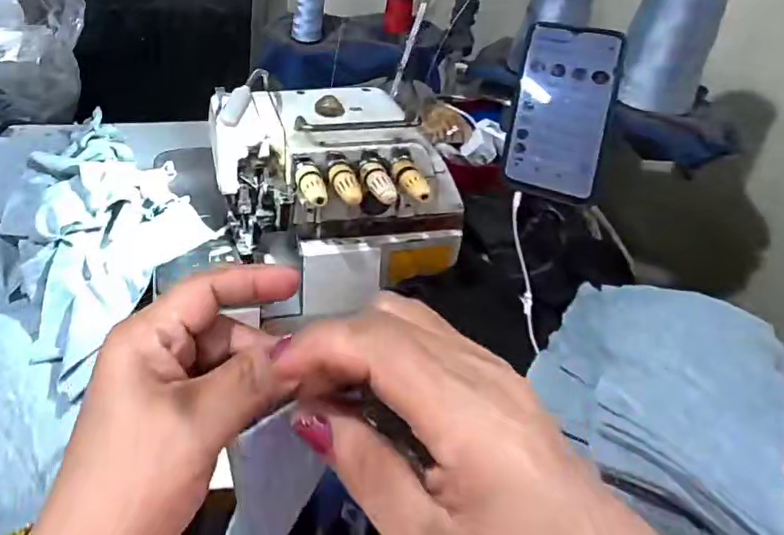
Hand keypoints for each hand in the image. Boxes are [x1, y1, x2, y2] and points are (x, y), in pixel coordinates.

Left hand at [33, 265, 300, 534]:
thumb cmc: (136, 469)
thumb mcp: (194, 421)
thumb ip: (247, 381)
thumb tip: (299, 350)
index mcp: (144, 333)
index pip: (202, 289)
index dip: (249, 280)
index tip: (295, 280)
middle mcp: (151, 348)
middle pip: (217, 328)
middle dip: (263, 343)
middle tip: (316, 368)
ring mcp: (160, 384)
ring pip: (220, 362)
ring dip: (259, 372)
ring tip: (307, 389)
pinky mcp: (171, 416)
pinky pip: (215, 391)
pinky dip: (246, 396)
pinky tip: (277, 407)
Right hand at [273, 293, 651, 534]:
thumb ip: (364, 467)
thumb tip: (309, 410)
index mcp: (473, 414)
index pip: (372, 339)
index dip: (312, 344)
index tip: (272, 371)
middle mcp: (489, 377)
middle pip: (387, 316)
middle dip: (331, 338)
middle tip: (298, 383)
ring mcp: (505, 380)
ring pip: (409, 321)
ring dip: (358, 341)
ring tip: (331, 387)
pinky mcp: (511, 393)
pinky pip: (433, 342)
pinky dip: (388, 351)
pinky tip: (376, 394)